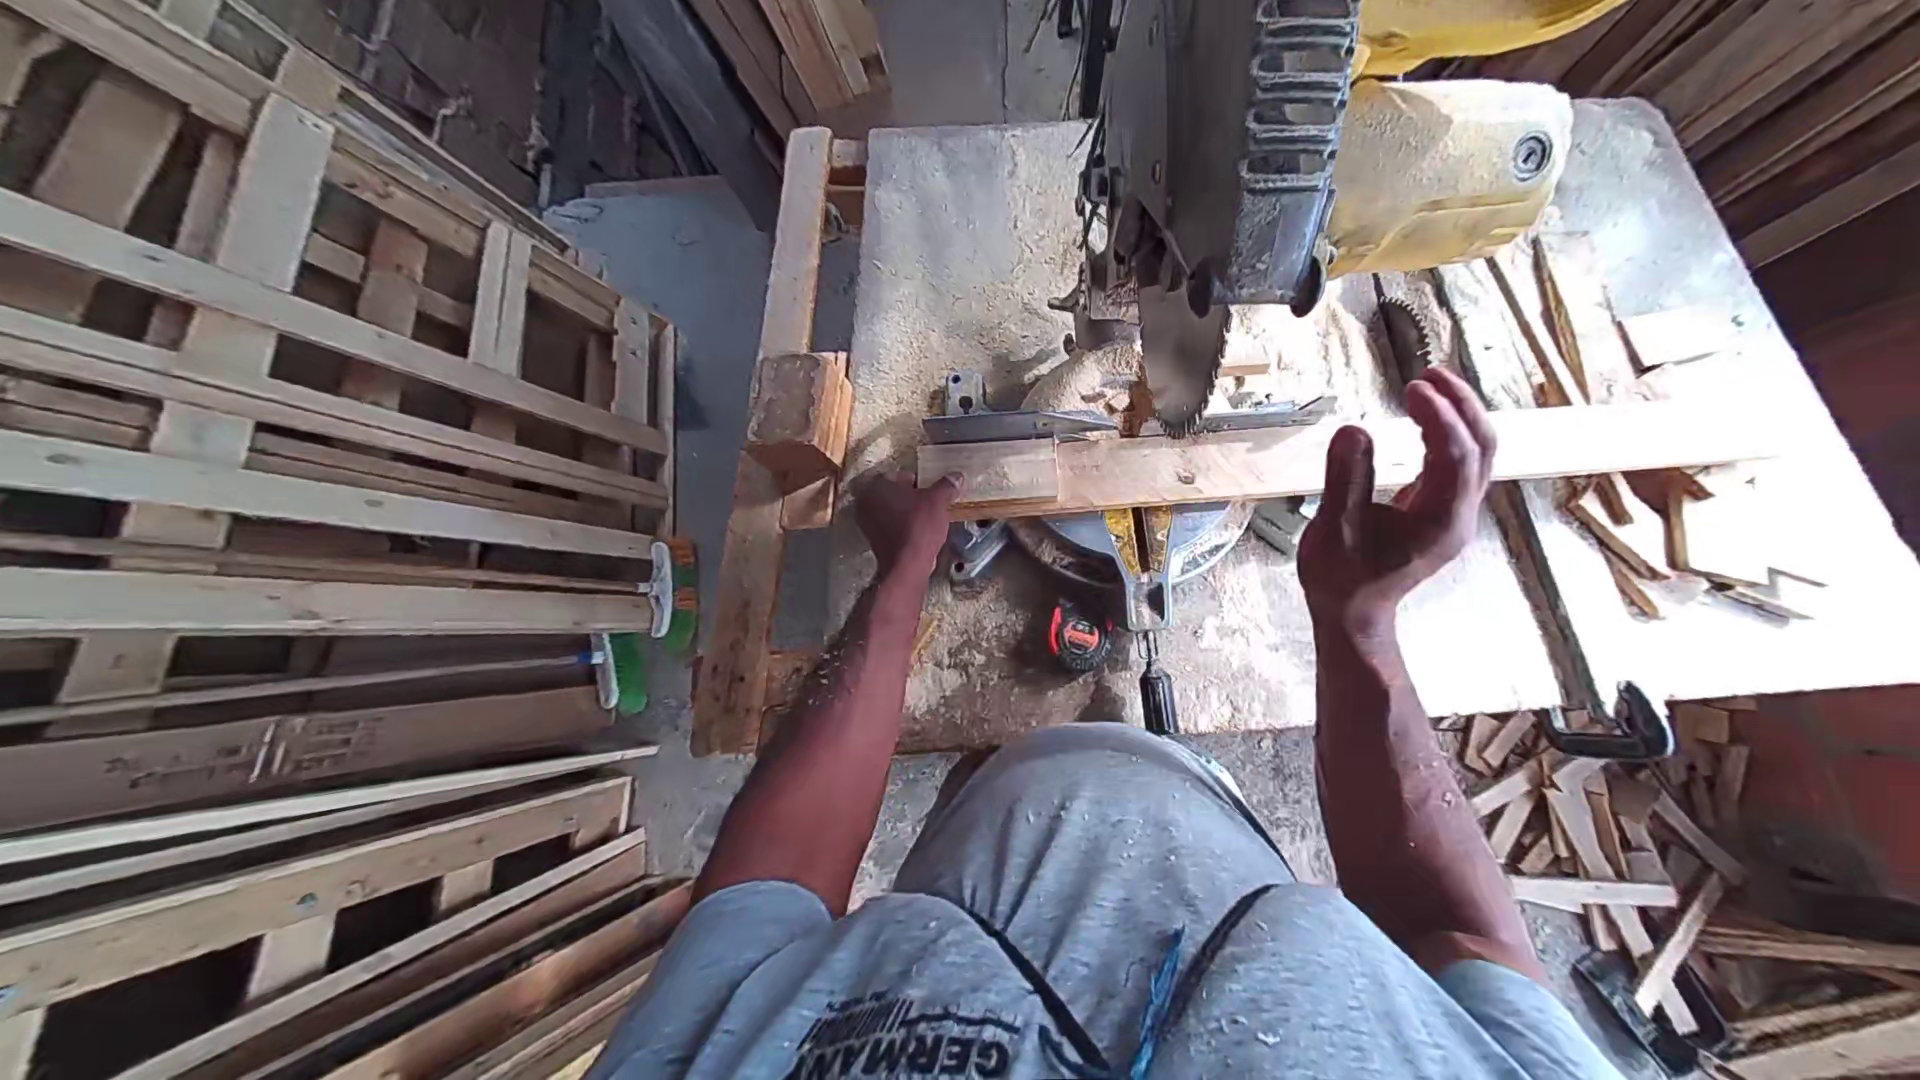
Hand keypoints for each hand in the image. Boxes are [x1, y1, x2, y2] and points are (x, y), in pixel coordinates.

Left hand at [853, 470, 959, 578]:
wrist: (907, 564)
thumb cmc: (919, 525)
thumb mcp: (937, 501)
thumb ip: (946, 485)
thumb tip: (957, 476)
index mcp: (876, 485)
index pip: (901, 475)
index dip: (920, 481)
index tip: (933, 491)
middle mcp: (865, 501)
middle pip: (895, 493)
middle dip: (912, 497)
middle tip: (932, 503)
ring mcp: (866, 522)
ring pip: (892, 510)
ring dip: (908, 511)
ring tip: (927, 518)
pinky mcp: (872, 540)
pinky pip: (890, 525)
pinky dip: (903, 525)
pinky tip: (918, 531)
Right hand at [1298, 367, 1496, 634]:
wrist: (1354, 615)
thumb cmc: (1341, 579)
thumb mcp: (1333, 530)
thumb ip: (1345, 480)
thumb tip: (1352, 429)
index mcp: (1439, 521)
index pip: (1453, 455)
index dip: (1438, 416)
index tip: (1411, 388)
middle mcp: (1458, 515)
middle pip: (1481, 447)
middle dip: (1460, 405)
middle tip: (1428, 374)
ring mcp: (1454, 515)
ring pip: (1476, 454)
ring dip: (1459, 416)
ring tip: (1430, 387)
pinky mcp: (1441, 514)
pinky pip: (1459, 465)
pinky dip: (1447, 435)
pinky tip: (1425, 420)